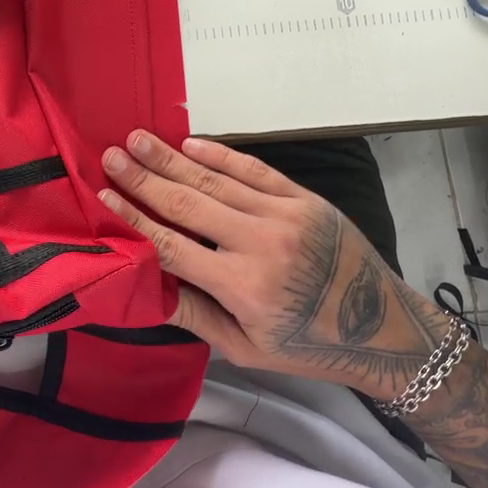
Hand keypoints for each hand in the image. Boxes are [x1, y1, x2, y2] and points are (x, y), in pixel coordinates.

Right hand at [97, 131, 452, 402]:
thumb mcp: (246, 349)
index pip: (172, 245)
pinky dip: (220, 154)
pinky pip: (254, 169)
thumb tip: (145, 286)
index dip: (134, 219)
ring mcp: (284, 215)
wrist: (384, 329)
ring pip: (216, 179)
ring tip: (137, 139)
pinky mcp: (303, 199)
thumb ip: (195, 315)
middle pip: (187, 202)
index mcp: (242, 287)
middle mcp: (260, 244)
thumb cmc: (308, 346)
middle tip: (110, 155)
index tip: (103, 197)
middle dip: (143, 178)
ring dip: (171, 158)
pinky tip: (190, 142)